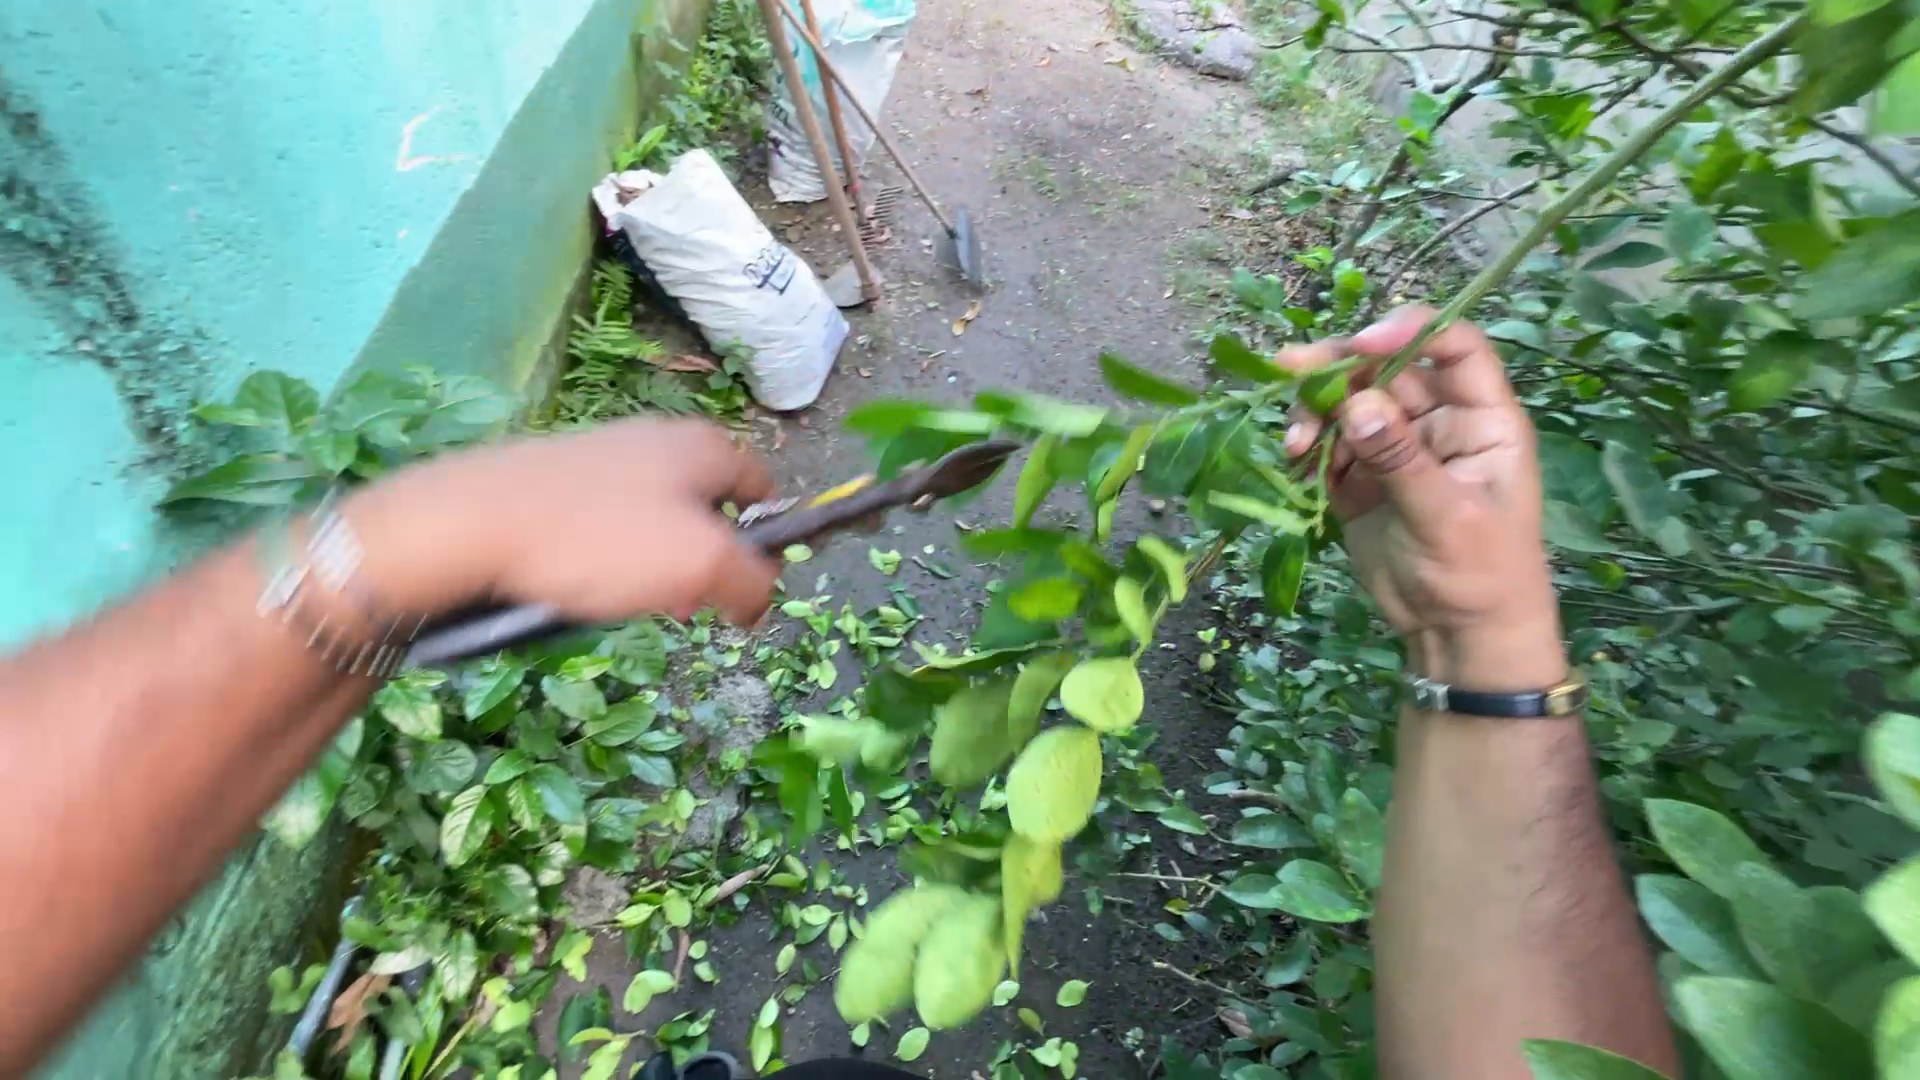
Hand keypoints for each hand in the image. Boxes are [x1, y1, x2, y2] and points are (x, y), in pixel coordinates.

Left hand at [344, 418, 780, 625]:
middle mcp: (662, 438)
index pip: (765, 493)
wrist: (466, 525)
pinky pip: (614, 523)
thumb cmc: (601, 539)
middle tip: (688, 602)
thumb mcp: (703, 564)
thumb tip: (760, 599)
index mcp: (706, 446)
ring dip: (664, 566)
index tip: (743, 585)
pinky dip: (617, 556)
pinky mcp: (562, 477)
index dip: (767, 543)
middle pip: (713, 510)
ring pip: (662, 521)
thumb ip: (754, 582)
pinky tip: (591, 583)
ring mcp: (608, 454)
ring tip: (638, 601)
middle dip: (710, 561)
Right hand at [1281, 307, 1564, 690]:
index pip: (1452, 349)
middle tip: (1287, 370)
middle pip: (1382, 370)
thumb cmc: (1478, 572)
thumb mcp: (1445, 515)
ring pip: (1344, 405)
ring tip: (1295, 447)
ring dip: (1312, 414)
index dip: (1408, 332)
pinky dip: (1305, 449)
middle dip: (1335, 369)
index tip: (1359, 343)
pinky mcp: (1357, 477)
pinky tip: (1295, 466)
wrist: (1452, 631)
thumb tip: (1356, 403)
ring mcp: (1391, 449)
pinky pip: (1325, 446)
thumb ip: (1401, 458)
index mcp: (1479, 418)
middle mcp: (1434, 422)